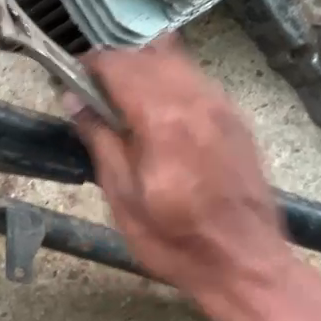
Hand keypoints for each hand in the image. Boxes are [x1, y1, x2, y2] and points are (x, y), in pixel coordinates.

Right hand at [74, 37, 296, 302]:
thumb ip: (99, 139)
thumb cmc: (176, 240)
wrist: (247, 266)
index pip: (118, 64)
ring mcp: (220, 105)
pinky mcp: (235, 117)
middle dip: (115, 62)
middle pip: (146, 54)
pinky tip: (159, 108)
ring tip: (124, 94)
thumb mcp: (123, 196)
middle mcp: (194, 100)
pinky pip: (195, 78)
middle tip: (94, 87)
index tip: (74, 77)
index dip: (90, 63)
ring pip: (175, 59)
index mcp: (162, 119)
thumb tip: (73, 99)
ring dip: (143, 65)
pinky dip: (170, 79)